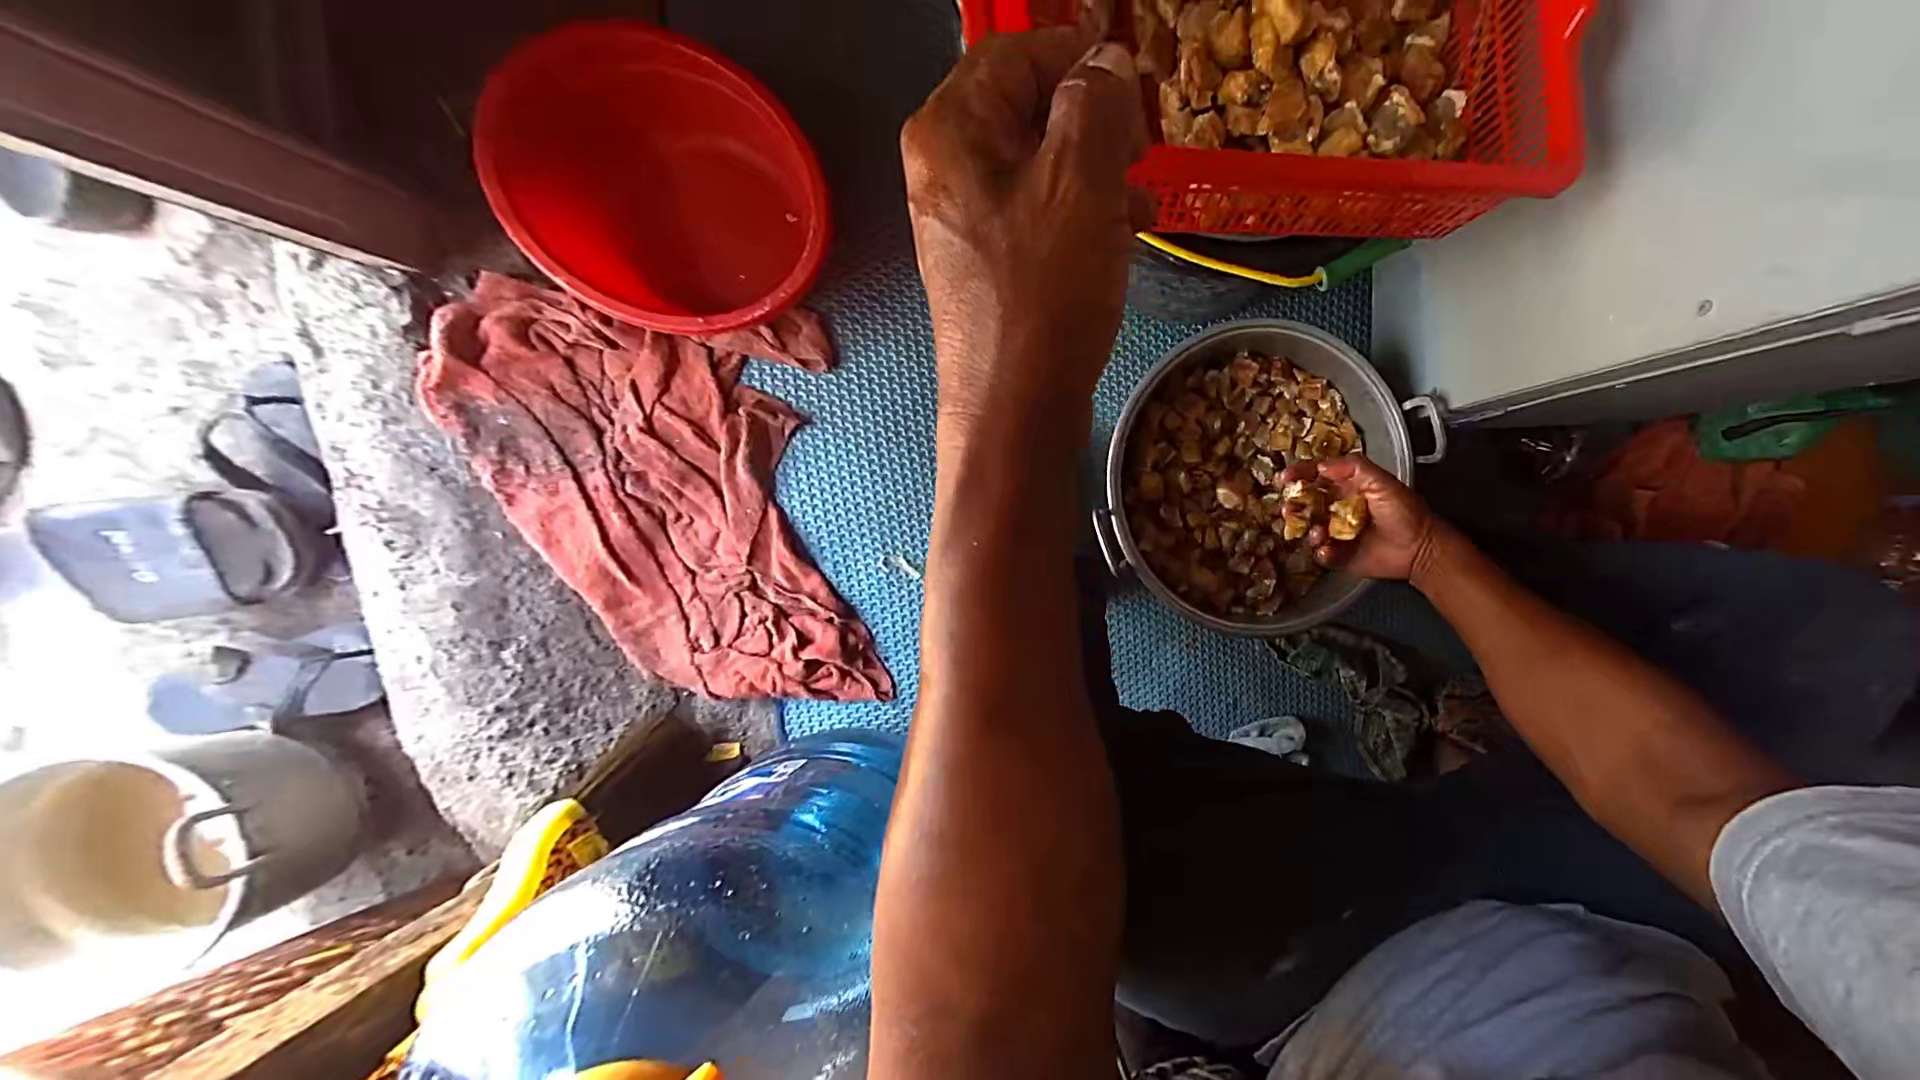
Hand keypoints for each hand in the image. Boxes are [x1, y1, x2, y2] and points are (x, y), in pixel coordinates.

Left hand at [901, 29, 1148, 433]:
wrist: (1013, 410)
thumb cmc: (1043, 294)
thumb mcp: (1081, 181)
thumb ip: (1095, 102)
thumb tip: (1104, 64)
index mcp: (948, 133)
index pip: (1015, 54)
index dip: (1081, 57)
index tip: (1134, 90)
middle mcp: (943, 173)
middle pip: (1026, 111)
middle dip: (1093, 124)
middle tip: (1140, 150)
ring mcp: (963, 225)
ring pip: (1039, 168)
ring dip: (1096, 174)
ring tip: (1140, 203)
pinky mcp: (986, 268)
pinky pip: (1037, 217)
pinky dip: (1080, 216)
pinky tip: (1119, 236)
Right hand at [1282, 455, 1443, 582]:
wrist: (1419, 548)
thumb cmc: (1404, 512)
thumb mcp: (1382, 481)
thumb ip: (1354, 467)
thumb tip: (1320, 465)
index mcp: (1344, 488)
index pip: (1315, 477)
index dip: (1298, 474)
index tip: (1284, 477)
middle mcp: (1334, 509)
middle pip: (1302, 504)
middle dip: (1292, 506)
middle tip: (1289, 509)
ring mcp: (1333, 532)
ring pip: (1306, 529)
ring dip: (1306, 530)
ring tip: (1318, 534)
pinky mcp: (1336, 554)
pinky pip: (1318, 552)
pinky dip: (1320, 551)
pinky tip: (1329, 549)